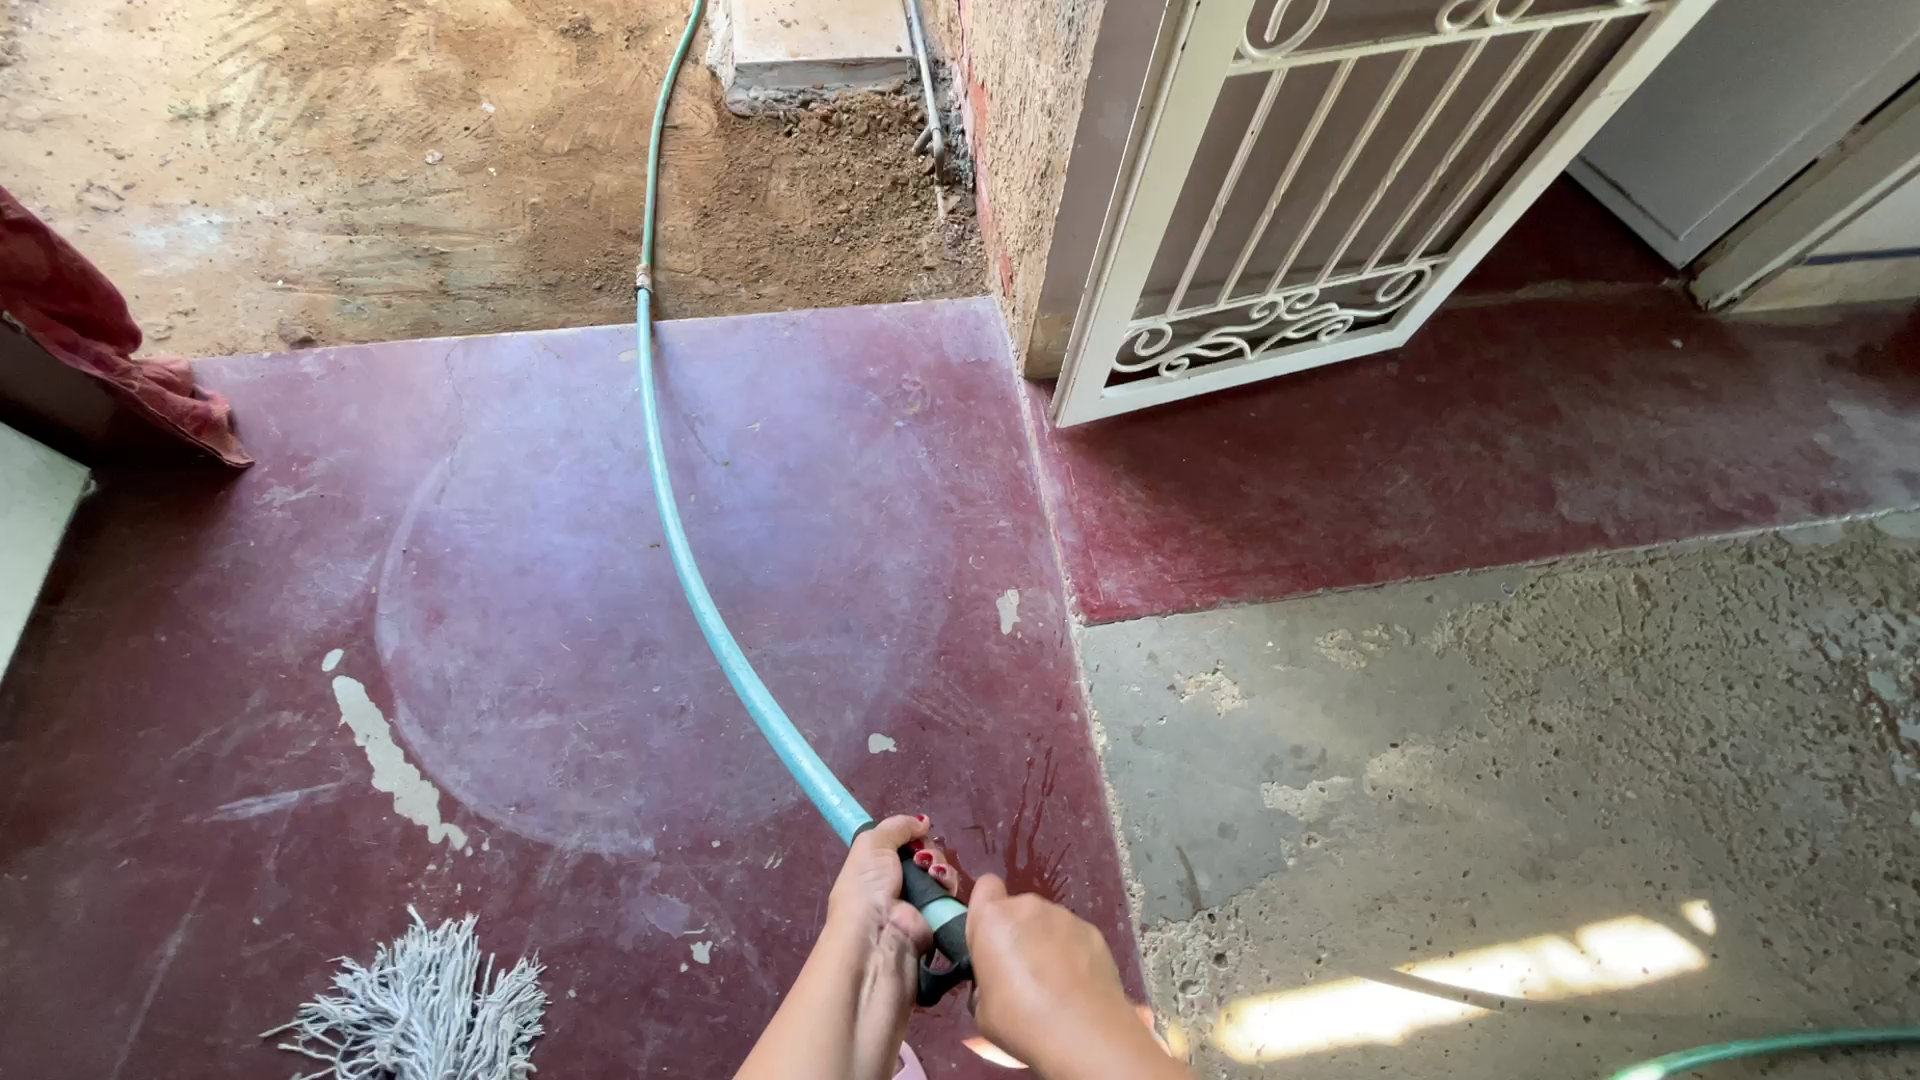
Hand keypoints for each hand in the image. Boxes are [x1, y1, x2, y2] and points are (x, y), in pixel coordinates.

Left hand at [826, 813, 957, 952]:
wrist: (877, 932)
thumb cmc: (868, 884)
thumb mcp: (873, 843)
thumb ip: (898, 826)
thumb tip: (923, 822)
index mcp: (878, 866)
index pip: (904, 844)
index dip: (913, 835)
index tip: (917, 832)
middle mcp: (898, 882)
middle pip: (925, 853)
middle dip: (928, 849)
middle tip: (921, 857)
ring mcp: (918, 899)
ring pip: (940, 870)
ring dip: (938, 863)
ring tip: (930, 870)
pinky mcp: (936, 914)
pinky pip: (950, 890)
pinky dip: (948, 881)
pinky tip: (939, 880)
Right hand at [966, 874, 1185, 1079]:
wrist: (1084, 1034)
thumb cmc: (1020, 1021)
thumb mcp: (982, 1012)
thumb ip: (985, 984)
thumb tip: (996, 986)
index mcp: (993, 919)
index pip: (985, 886)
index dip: (986, 910)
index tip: (990, 941)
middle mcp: (1027, 906)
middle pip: (1017, 910)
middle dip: (1018, 934)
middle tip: (1020, 975)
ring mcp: (1064, 915)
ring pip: (1047, 923)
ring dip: (1046, 944)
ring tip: (1054, 986)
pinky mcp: (1092, 931)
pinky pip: (1073, 937)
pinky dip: (1073, 954)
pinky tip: (1078, 988)